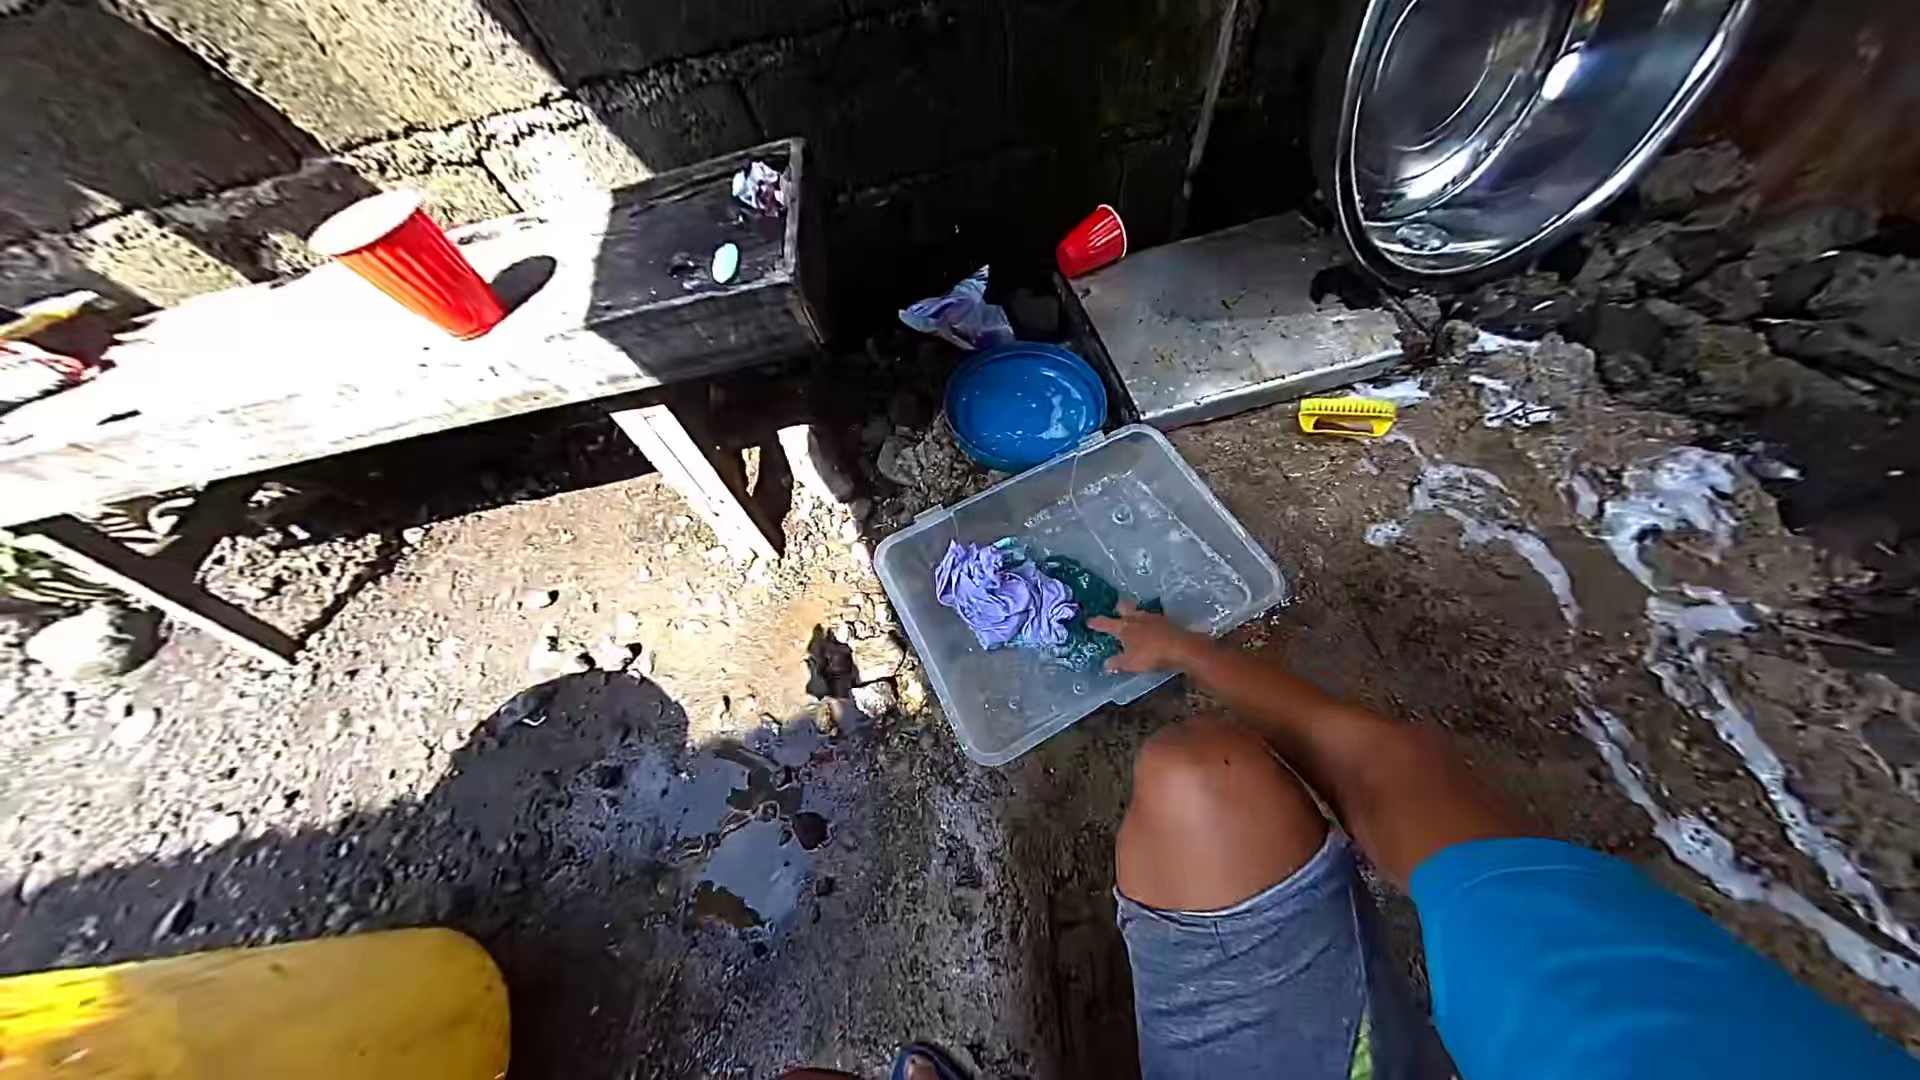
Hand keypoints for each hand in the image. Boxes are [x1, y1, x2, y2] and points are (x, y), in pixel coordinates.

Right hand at [1088, 600, 1208, 673]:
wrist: (1182, 648)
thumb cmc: (1151, 655)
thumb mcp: (1130, 663)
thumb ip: (1117, 663)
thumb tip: (1106, 664)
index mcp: (1124, 627)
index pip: (1105, 623)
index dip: (1096, 623)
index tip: (1089, 621)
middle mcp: (1136, 618)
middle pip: (1124, 607)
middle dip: (1119, 608)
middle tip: (1117, 610)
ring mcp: (1153, 618)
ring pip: (1140, 612)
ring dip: (1136, 615)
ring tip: (1135, 620)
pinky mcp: (1167, 621)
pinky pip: (1154, 619)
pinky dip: (1150, 623)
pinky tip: (1153, 629)